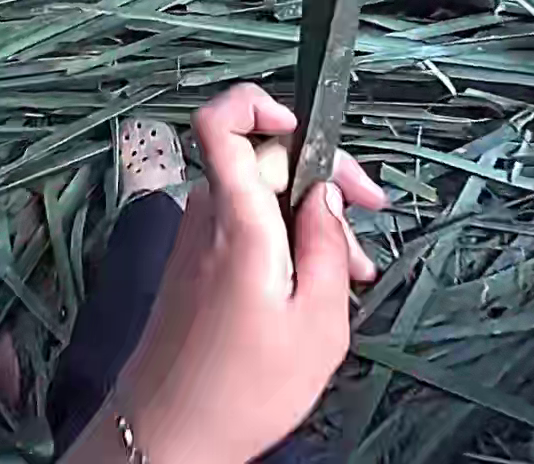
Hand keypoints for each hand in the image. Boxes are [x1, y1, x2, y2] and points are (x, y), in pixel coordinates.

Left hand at [112, 84, 385, 463]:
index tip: (300, 125)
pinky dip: (282, 230)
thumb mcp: (317, 325)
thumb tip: (327, 194)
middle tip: (365, 214)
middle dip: (320, 174)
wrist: (167, 431)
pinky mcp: (198, 250)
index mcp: (236, 219)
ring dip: (306, 209)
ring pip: (259, 188)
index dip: (255, 103)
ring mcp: (199, 229)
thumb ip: (328, 246)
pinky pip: (245, 215)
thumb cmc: (243, 387)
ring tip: (351, 265)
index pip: (218, 122)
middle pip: (262, 155)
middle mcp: (209, 211)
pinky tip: (313, 274)